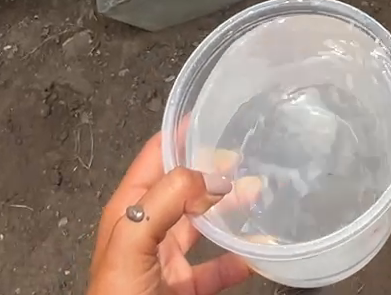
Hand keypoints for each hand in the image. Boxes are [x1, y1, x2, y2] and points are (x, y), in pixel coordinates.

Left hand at [87, 134, 253, 294]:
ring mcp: (165, 259)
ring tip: (260, 191)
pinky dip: (239, 257)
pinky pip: (215, 267)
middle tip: (249, 154)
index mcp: (130, 207)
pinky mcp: (182, 289)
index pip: (158, 154)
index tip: (217, 114)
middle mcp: (148, 226)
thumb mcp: (133, 241)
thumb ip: (166, 198)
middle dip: (216, 167)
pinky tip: (259, 251)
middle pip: (186, 184)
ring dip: (232, 206)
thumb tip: (210, 174)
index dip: (184, 132)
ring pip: (203, 221)